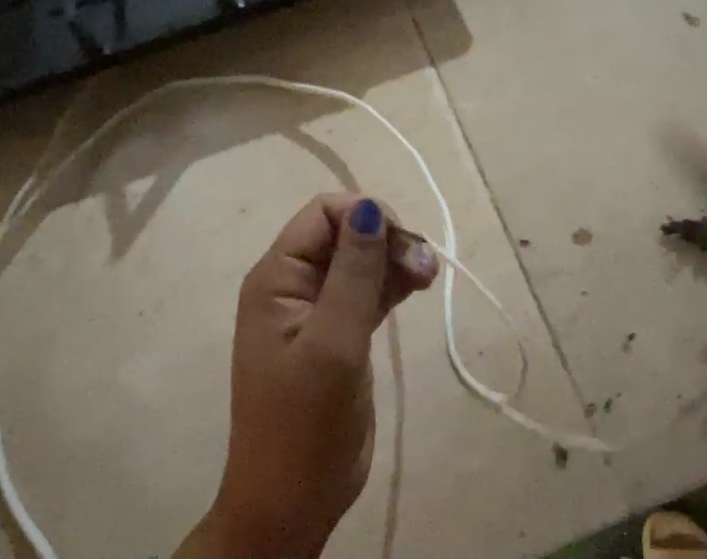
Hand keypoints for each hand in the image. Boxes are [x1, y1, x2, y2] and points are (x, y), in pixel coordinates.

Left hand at [177, 195, 438, 558]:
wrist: (292, 501)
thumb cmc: (305, 423)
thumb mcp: (333, 343)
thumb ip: (354, 274)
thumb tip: (369, 206)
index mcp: (276, 278)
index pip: (322, 214)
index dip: (363, 215)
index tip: (402, 242)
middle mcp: (293, 286)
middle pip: (344, 234)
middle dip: (386, 239)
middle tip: (425, 268)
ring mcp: (317, 311)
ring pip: (361, 262)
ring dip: (395, 260)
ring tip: (430, 277)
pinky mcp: (340, 334)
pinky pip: (368, 291)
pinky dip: (393, 283)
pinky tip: (419, 285)